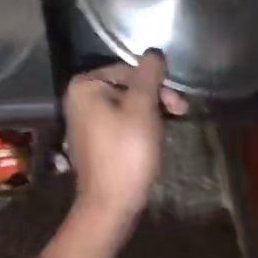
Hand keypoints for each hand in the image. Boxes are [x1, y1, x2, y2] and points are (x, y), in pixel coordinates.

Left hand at [61, 51, 185, 227]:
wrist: (109, 206)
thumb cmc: (126, 153)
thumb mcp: (142, 109)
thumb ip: (149, 76)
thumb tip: (154, 52)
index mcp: (84, 86)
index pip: (127, 70)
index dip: (155, 83)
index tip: (178, 104)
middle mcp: (78, 99)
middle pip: (125, 87)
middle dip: (154, 98)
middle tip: (180, 113)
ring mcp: (82, 121)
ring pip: (124, 105)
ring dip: (149, 113)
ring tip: (168, 128)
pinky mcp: (92, 140)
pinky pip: (118, 122)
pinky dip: (137, 126)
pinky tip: (152, 139)